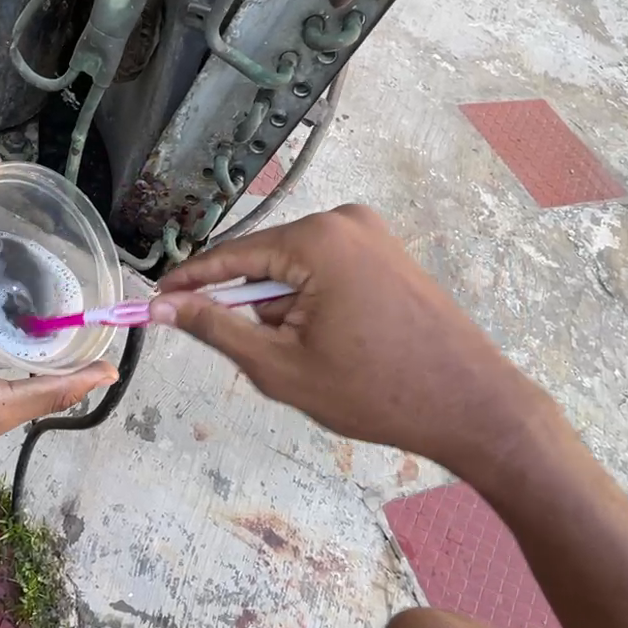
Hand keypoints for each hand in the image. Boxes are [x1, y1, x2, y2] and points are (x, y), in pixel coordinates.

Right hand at [149, 205, 565, 478]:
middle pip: (262, 261)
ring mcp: (370, 231)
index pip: (228, 256)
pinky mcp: (386, 250)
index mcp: (316, 239)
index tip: (153, 303)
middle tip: (254, 354)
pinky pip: (323, 269)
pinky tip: (327, 341)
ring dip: (280, 309)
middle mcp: (343, 220)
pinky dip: (308, 302)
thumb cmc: (375, 392)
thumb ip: (214, 328)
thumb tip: (162, 307)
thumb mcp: (280, 365)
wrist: (475, 407)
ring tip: (307, 357)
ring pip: (292, 268)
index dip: (188, 283)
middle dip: (246, 306)